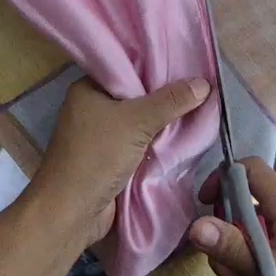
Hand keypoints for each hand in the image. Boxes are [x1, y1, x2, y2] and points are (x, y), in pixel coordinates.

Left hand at [30, 77, 208, 245]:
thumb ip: (170, 101)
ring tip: (201, 105)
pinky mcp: (111, 158)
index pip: (128, 66)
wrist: (71, 214)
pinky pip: (141, 142)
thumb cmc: (96, 157)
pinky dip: (159, 141)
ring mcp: (102, 134)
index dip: (158, 64)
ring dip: (165, 121)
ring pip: (141, 120)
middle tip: (202, 84)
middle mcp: (93, 107)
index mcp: (89, 88)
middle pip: (138, 94)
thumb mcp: (136, 122)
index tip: (189, 61)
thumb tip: (205, 83)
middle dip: (166, 94)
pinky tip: (186, 134)